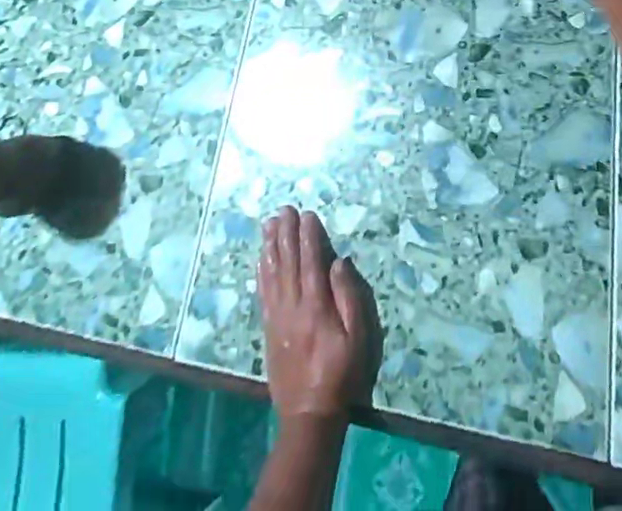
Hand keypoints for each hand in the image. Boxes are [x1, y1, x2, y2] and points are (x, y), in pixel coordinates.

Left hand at [259, 207, 378, 422]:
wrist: (310, 413)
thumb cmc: (343, 373)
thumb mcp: (360, 338)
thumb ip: (349, 297)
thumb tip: (339, 262)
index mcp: (317, 306)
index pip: (312, 262)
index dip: (309, 236)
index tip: (307, 214)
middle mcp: (293, 306)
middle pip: (288, 262)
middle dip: (286, 233)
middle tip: (285, 209)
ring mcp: (278, 317)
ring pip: (273, 274)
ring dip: (271, 246)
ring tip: (269, 224)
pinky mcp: (269, 329)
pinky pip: (263, 293)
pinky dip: (262, 272)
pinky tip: (261, 259)